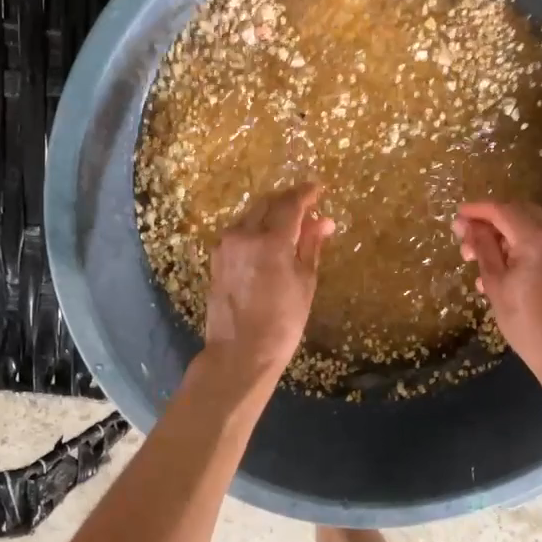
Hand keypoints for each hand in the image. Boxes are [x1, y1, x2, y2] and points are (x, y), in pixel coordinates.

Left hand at [203, 183, 335, 382]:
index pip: (291, 203)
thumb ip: (311, 246)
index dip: (307, 193)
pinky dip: (256, 228)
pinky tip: (269, 241)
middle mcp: (244, 235)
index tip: (319, 189)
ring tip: (291, 227)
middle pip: (267, 202)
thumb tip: (324, 222)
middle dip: (288, 200)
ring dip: (271, 213)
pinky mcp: (217, 257)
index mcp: (271, 241)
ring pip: (251, 214)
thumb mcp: (304, 282)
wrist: (240, 353)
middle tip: (308, 209)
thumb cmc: (282, 322)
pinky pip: (239, 231)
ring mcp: (226, 245)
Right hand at [454, 201, 541, 385]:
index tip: (458, 217)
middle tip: (468, 243)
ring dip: (508, 236)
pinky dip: (526, 246)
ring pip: (534, 226)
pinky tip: (509, 269)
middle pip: (520, 213)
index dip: (477, 211)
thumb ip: (482, 247)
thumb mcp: (497, 285)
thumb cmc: (530, 325)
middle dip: (492, 224)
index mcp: (539, 238)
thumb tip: (468, 224)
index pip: (502, 210)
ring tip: (485, 262)